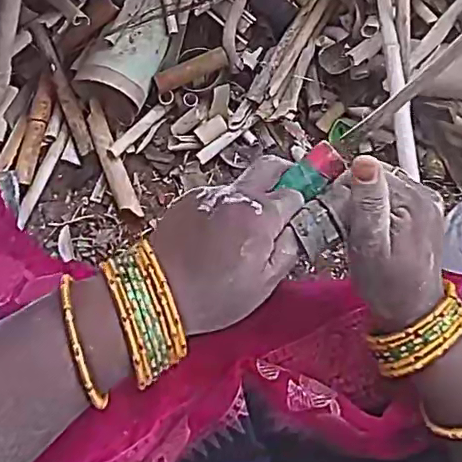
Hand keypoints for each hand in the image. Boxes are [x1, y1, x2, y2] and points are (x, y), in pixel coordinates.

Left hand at [148, 155, 304, 334]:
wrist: (157, 292)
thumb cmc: (212, 296)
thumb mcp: (264, 285)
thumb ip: (288, 249)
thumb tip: (296, 229)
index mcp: (260, 216)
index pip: (295, 193)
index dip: (302, 203)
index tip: (304, 212)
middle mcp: (237, 195)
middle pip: (271, 165)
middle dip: (286, 172)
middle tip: (290, 193)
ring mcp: (212, 193)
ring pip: (243, 183)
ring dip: (252, 197)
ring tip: (244, 233)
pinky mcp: (191, 197)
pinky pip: (219, 195)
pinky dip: (226, 207)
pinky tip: (219, 235)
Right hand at [326, 155, 445, 331]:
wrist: (412, 313)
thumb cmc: (388, 287)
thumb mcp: (369, 246)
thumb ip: (367, 203)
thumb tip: (365, 163)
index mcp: (414, 200)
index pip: (369, 170)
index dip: (347, 188)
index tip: (340, 213)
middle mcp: (425, 196)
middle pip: (377, 175)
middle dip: (357, 194)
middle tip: (351, 226)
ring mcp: (427, 203)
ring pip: (383, 185)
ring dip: (367, 201)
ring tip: (363, 230)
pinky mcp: (424, 211)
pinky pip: (392, 196)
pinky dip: (378, 208)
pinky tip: (375, 229)